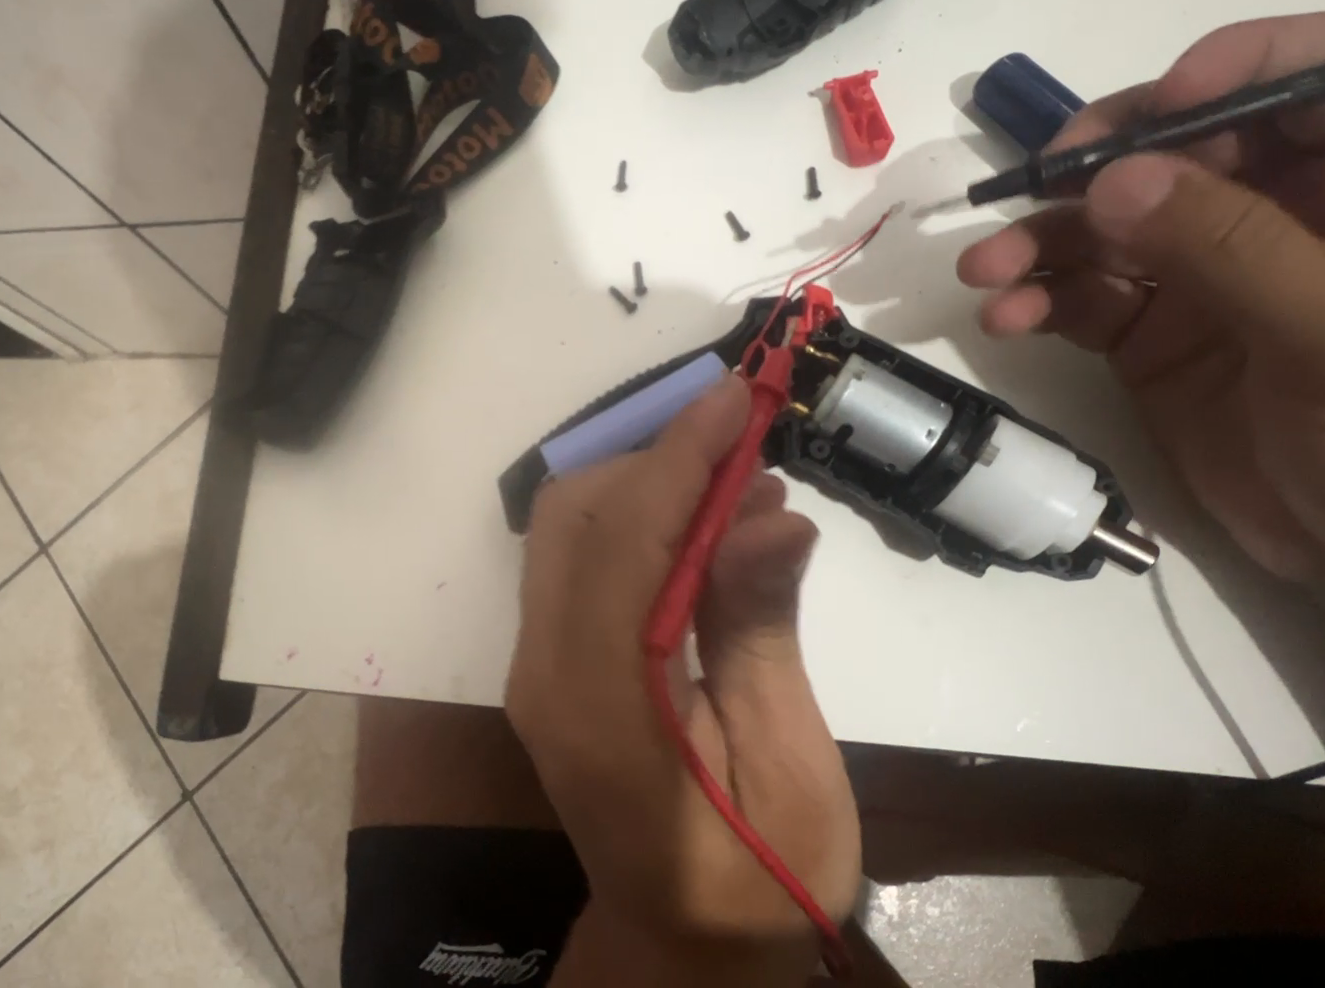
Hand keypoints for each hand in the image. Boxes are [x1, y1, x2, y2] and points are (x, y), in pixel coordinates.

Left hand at [506, 379, 859, 976]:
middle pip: (574, 518)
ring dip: (650, 482)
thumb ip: (760, 635)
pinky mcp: (551, 663)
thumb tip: (769, 515)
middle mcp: (543, 672)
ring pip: (570, 529)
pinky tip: (713, 523)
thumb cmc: (755, 881)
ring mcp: (536, 666)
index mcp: (598, 708)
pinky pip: (583, 563)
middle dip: (658, 457)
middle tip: (749, 433)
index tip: (736, 392)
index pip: (624, 545)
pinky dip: (641, 522)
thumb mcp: (788, 770)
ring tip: (745, 475)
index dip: (678, 459)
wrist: (680, 943)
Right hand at [958, 12, 1324, 583]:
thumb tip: (1111, 182)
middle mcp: (1300, 209)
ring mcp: (1212, 272)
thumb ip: (1231, 250)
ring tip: (985, 270)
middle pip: (1187, 146)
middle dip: (1099, 165)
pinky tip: (1006, 318)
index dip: (1242, 71)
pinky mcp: (1153, 330)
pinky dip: (1036, 302)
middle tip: (1035, 184)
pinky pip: (1081, 296)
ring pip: (1112, 224)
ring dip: (1040, 241)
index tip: (1159, 106)